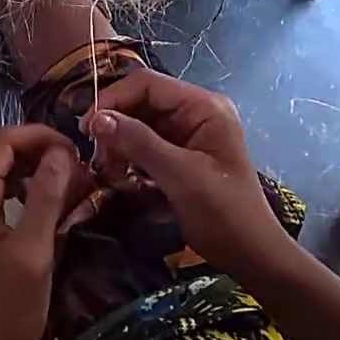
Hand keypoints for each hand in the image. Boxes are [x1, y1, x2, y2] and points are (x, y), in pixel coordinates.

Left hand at [0, 124, 86, 339]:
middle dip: (44, 152)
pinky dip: (38, 192)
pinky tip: (60, 205)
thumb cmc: (9, 308)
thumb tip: (62, 152)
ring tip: (77, 184)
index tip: (75, 150)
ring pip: (12, 172)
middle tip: (82, 170)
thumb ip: (44, 198)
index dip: (39, 135)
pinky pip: (14, 195)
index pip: (3, 140)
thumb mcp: (32, 252)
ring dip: (44, 171)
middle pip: (6, 152)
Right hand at [84, 69, 294, 279]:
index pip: (147, 84)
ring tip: (108, 171)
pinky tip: (120, 177)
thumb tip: (96, 119)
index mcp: (203, 107)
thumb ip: (139, 143)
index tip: (88, 127)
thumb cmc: (224, 214)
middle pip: (140, 102)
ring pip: (138, 123)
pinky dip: (128, 157)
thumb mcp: (181, 176)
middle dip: (115, 124)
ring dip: (118, 144)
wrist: (252, 256)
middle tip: (97, 157)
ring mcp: (186, 133)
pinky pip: (143, 144)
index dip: (113, 98)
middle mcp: (194, 112)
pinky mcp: (178, 154)